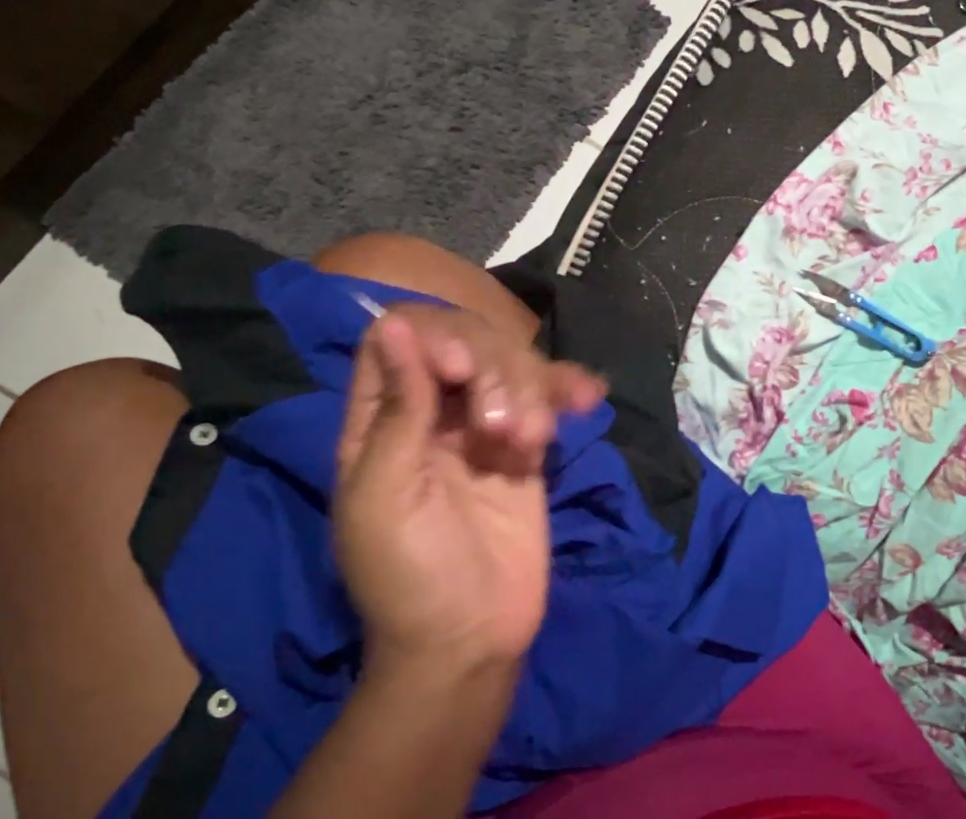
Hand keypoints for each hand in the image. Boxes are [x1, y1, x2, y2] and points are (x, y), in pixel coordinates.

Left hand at [333, 304, 603, 669]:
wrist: (468, 640)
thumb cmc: (407, 575)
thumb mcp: (383, 495)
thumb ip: (397, 411)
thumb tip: (394, 325)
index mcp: (379, 419)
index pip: (398, 337)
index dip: (431, 336)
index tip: (459, 369)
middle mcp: (431, 412)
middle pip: (464, 340)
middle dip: (491, 369)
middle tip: (500, 427)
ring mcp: (482, 429)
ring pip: (511, 364)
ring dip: (529, 391)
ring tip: (530, 443)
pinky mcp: (526, 450)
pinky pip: (548, 400)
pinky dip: (568, 390)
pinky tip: (587, 398)